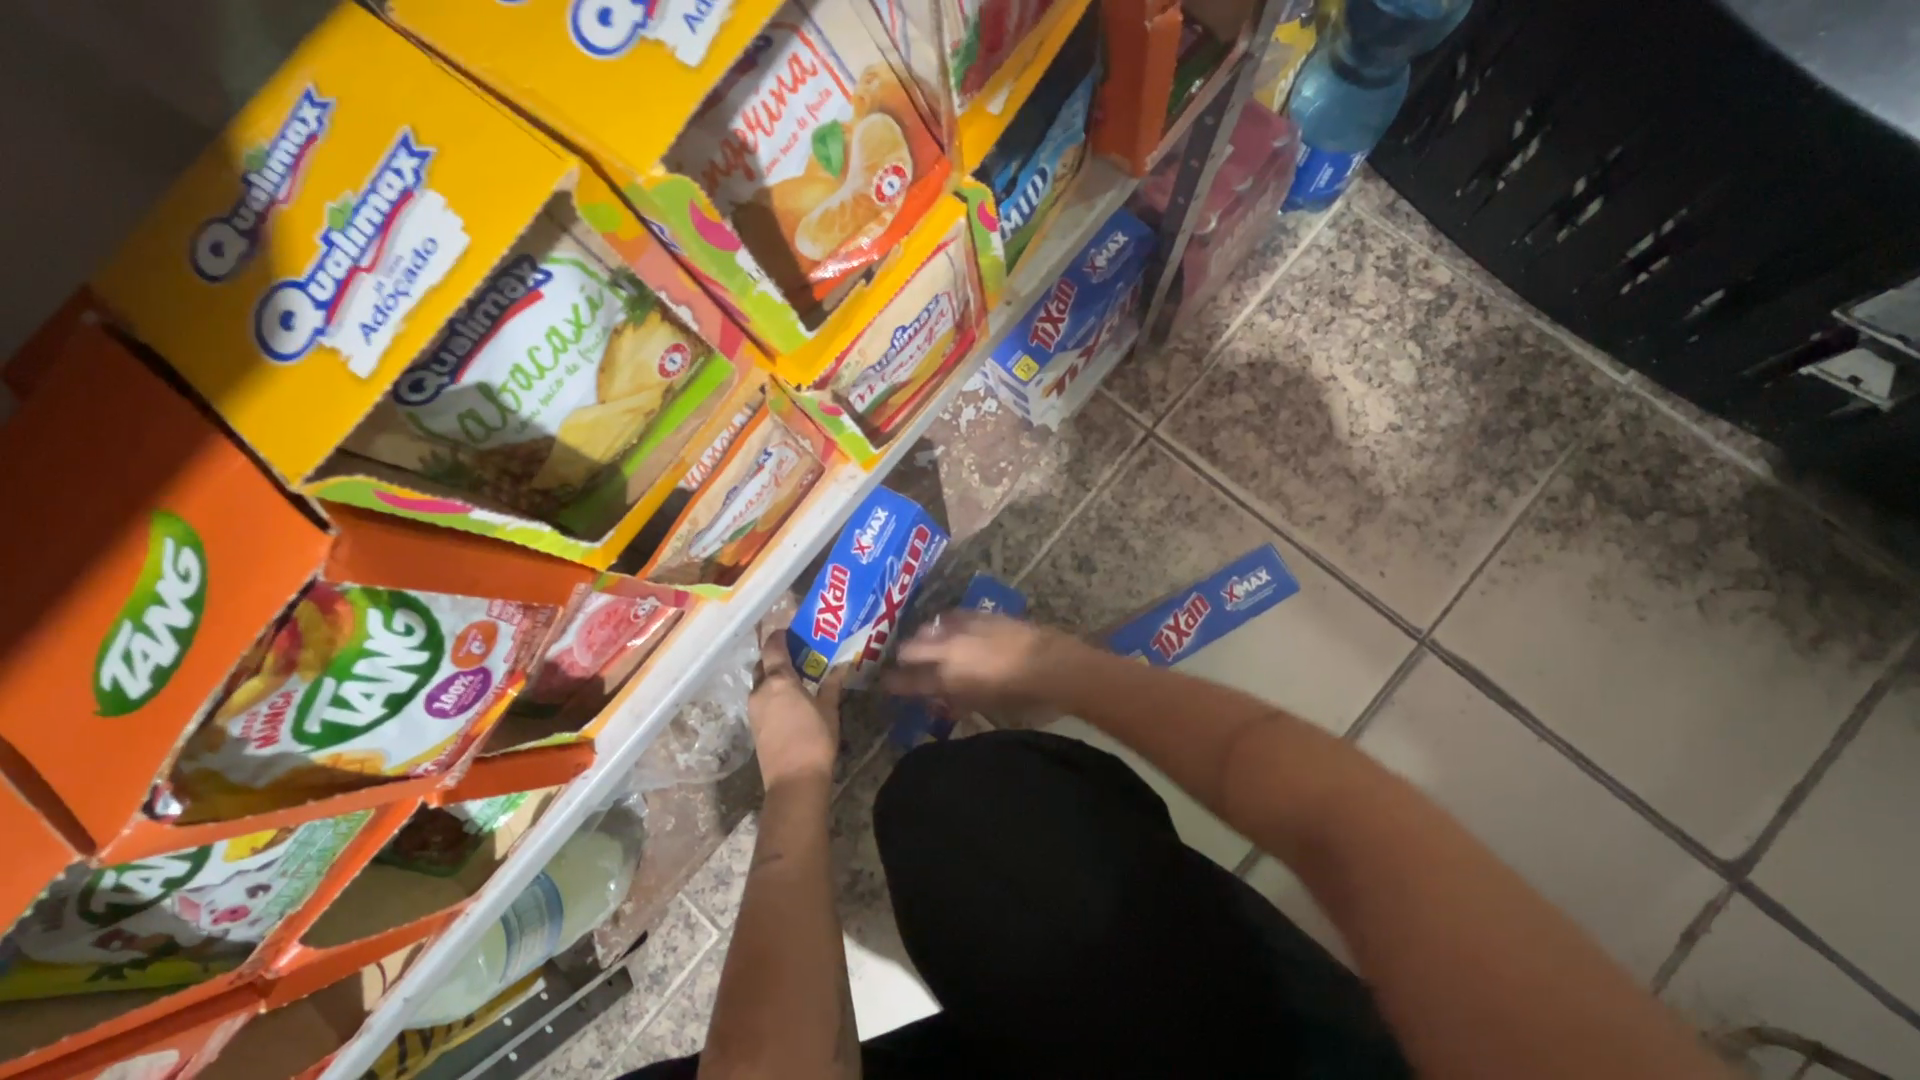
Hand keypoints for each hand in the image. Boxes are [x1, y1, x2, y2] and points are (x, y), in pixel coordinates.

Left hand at [749, 630, 842, 789]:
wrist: (794, 781)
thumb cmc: (815, 740)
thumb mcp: (829, 710)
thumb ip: (832, 686)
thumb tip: (841, 666)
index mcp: (779, 680)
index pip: (773, 648)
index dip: (779, 636)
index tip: (790, 630)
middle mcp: (761, 690)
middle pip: (763, 664)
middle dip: (776, 657)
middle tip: (797, 654)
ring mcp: (754, 709)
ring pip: (760, 683)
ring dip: (773, 676)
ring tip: (796, 677)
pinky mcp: (754, 725)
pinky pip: (761, 699)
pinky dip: (772, 692)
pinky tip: (789, 699)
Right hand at [883, 612, 1080, 708]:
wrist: (1052, 664)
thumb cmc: (1021, 697)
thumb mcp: (985, 706)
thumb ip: (957, 701)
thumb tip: (942, 700)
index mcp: (947, 678)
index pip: (909, 682)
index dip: (894, 684)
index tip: (885, 684)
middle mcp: (947, 650)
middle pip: (910, 649)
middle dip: (903, 657)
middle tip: (903, 663)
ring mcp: (963, 629)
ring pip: (928, 629)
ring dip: (923, 637)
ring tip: (925, 643)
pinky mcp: (979, 615)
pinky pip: (951, 617)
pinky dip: (944, 624)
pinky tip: (948, 627)